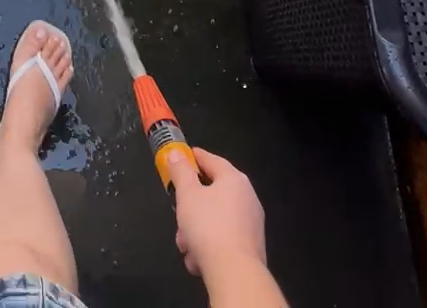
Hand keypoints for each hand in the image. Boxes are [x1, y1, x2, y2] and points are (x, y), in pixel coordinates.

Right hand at [168, 146, 266, 277]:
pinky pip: (223, 239)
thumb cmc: (209, 226)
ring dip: (196, 231)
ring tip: (185, 246)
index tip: (181, 157)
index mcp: (234, 180)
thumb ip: (180, 172)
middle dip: (190, 206)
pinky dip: (209, 246)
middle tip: (177, 213)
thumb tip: (176, 154)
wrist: (234, 273)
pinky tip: (198, 260)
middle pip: (212, 194)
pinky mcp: (250, 248)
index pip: (212, 160)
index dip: (194, 157)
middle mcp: (247, 199)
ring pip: (215, 220)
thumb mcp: (187, 194)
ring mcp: (251, 225)